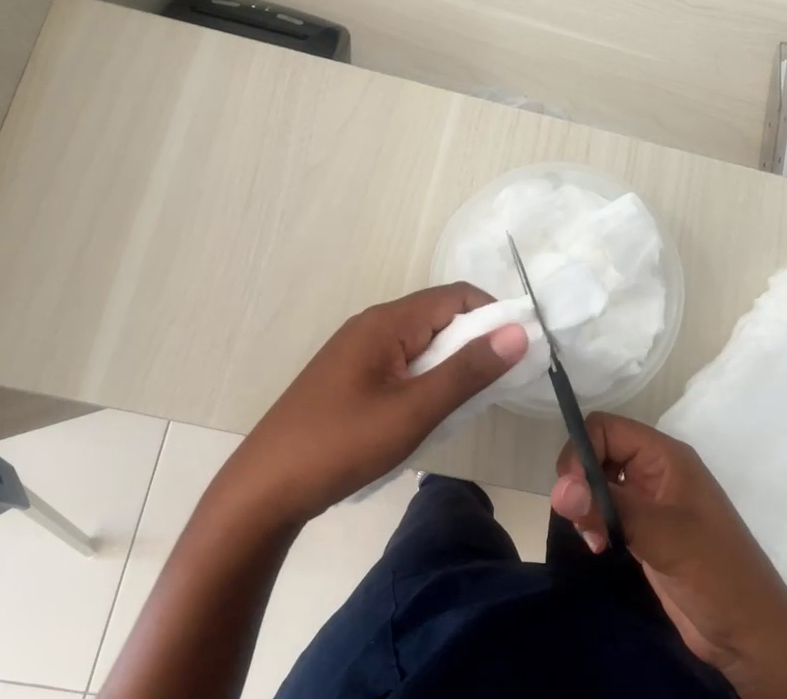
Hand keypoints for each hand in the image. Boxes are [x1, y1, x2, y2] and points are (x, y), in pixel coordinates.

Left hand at [233, 283, 527, 523]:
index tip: (521, 350)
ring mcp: (356, 351)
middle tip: (498, 385)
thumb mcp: (413, 412)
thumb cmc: (341, 445)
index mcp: (387, 323)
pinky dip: (425, 379)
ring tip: (465, 405)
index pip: (456, 296)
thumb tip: (519, 332)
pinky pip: (401, 363)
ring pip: (421, 343)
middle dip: (474, 343)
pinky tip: (428, 415)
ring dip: (450, 365)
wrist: (264, 490)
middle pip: (439, 317)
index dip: (494, 314)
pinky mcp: (348, 377)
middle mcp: (371, 326)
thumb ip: (467, 371)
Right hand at [550, 413, 786, 697]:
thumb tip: (559, 489)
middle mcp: (657, 471)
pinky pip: (608, 511)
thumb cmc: (716, 572)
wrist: (749, 631)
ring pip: (600, 484)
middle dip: (581, 483)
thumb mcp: (663, 535)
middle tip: (584, 522)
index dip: (581, 452)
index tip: (572, 494)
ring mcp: (651, 502)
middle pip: (599, 453)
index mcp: (667, 457)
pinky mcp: (646, 530)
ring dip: (587, 507)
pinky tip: (600, 547)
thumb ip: (610, 507)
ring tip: (595, 540)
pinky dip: (595, 524)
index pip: (607, 429)